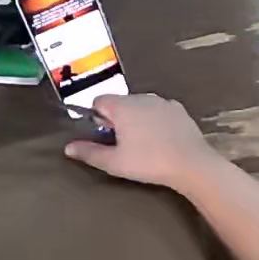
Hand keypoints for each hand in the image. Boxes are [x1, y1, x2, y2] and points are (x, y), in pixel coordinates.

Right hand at [64, 93, 224, 190]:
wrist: (191, 163)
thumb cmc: (148, 162)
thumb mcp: (114, 162)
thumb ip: (89, 152)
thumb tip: (67, 147)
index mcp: (122, 106)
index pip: (99, 101)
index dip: (97, 117)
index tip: (104, 135)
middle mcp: (141, 97)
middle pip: (120, 102)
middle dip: (117, 119)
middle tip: (123, 144)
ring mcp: (162, 101)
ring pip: (140, 105)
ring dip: (137, 118)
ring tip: (143, 144)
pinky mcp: (179, 109)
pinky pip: (159, 110)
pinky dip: (156, 120)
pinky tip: (161, 139)